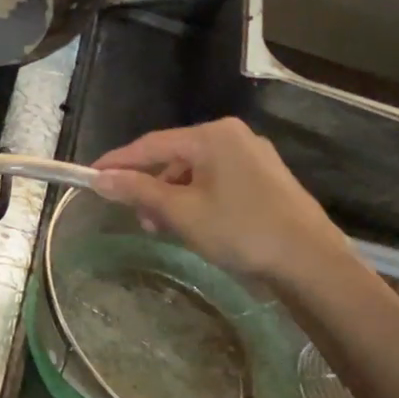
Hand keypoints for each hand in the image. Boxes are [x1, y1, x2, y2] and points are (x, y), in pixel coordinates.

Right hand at [90, 118, 352, 286]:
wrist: (309, 261)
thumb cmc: (239, 230)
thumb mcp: (179, 211)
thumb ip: (136, 190)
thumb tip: (99, 178)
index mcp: (212, 136)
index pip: (150, 144)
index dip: (117, 162)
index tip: (89, 176)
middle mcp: (233, 137)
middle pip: (171, 157)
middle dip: (147, 186)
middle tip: (134, 216)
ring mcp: (252, 157)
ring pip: (192, 171)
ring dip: (169, 196)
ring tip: (162, 227)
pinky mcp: (264, 178)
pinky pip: (213, 180)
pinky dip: (193, 199)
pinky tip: (189, 224)